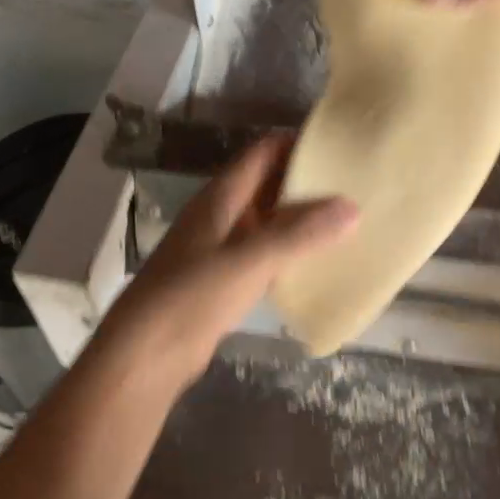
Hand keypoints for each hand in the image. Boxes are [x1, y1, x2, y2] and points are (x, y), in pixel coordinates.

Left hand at [98, 135, 358, 379]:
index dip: (299, 143)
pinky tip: (319, 261)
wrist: (144, 355)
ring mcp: (221, 246)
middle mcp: (221, 213)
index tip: (341, 148)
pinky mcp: (224, 278)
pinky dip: (291, 250)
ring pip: (269, 219)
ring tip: (349, 220)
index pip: (265, 151)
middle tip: (355, 186)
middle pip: (269, 183)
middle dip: (307, 182)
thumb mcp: (250, 260)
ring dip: (302, 218)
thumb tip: (353, 206)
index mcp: (222, 195)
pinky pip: (265, 252)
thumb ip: (301, 233)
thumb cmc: (192, 296)